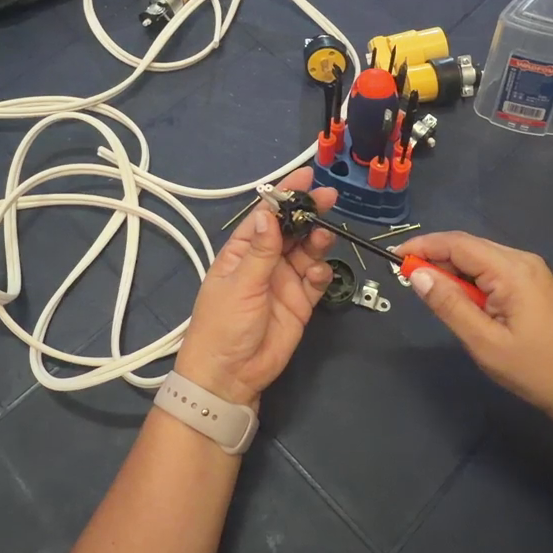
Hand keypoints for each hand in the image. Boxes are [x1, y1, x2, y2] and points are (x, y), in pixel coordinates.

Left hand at [174, 168, 337, 407]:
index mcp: (241, 252)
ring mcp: (284, 281)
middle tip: (329, 198)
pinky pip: (316, 278)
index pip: (265, 216)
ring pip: (306, 251)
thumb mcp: (240, 285)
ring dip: (317, 240)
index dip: (284, 195)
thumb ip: (261, 251)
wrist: (231, 377)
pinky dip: (321, 271)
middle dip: (308, 212)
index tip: (306, 176)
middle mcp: (264, 262)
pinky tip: (319, 272)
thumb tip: (270, 215)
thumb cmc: (223, 326)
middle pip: (291, 230)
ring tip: (324, 236)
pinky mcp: (301, 303)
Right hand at [399, 232, 552, 420]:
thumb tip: (416, 274)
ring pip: (478, 256)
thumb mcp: (483, 341)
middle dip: (434, 255)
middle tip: (405, 276)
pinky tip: (457, 295)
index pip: (457, 243)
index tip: (393, 257)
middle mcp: (521, 260)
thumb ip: (449, 304)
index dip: (423, 245)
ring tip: (426, 288)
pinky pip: (491, 268)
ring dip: (450, 267)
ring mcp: (530, 269)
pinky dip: (468, 276)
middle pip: (467, 245)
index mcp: (511, 270)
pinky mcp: (532, 282)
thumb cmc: (533, 369)